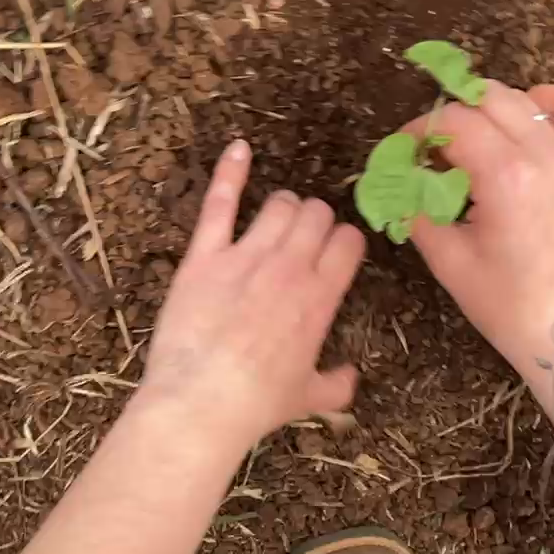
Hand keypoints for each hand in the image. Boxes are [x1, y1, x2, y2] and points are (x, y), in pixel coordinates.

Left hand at [138, 140, 364, 447]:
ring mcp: (246, 257)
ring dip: (285, 208)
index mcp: (320, 298)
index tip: (337, 252)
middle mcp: (289, 267)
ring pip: (279, 205)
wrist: (203, 403)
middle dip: (316, 222)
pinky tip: (239, 149)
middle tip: (306, 239)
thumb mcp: (307, 398)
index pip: (348, 243)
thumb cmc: (258, 404)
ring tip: (280, 218)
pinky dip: (230, 172)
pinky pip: (220, 203)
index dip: (344, 244)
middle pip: (317, 215)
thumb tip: (351, 380)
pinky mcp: (204, 256)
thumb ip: (335, 385)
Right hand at [405, 83, 553, 373]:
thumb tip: (397, 189)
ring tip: (463, 144)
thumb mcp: (448, 261)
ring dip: (485, 111)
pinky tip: (521, 123)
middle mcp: (540, 154)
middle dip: (448, 117)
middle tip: (426, 151)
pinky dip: (543, 104)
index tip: (401, 152)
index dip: (418, 131)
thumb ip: (418, 214)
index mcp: (504, 176)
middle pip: (486, 99)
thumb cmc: (504, 304)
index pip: (453, 123)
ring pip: (522, 99)